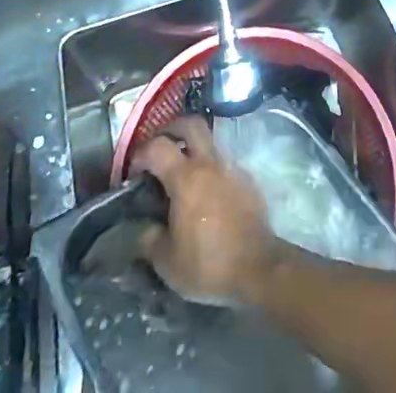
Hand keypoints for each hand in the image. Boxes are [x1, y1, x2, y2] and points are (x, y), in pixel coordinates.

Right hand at [132, 116, 284, 307]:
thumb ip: (148, 239)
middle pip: (191, 124)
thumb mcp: (167, 262)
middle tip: (161, 147)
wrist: (261, 271)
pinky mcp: (249, 182)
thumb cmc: (210, 265)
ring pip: (211, 143)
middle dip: (172, 129)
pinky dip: (212, 171)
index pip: (157, 146)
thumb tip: (144, 227)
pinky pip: (225, 165)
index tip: (134, 171)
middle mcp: (210, 164)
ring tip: (184, 177)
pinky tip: (208, 196)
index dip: (140, 153)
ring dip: (194, 151)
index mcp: (186, 178)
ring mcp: (233, 170)